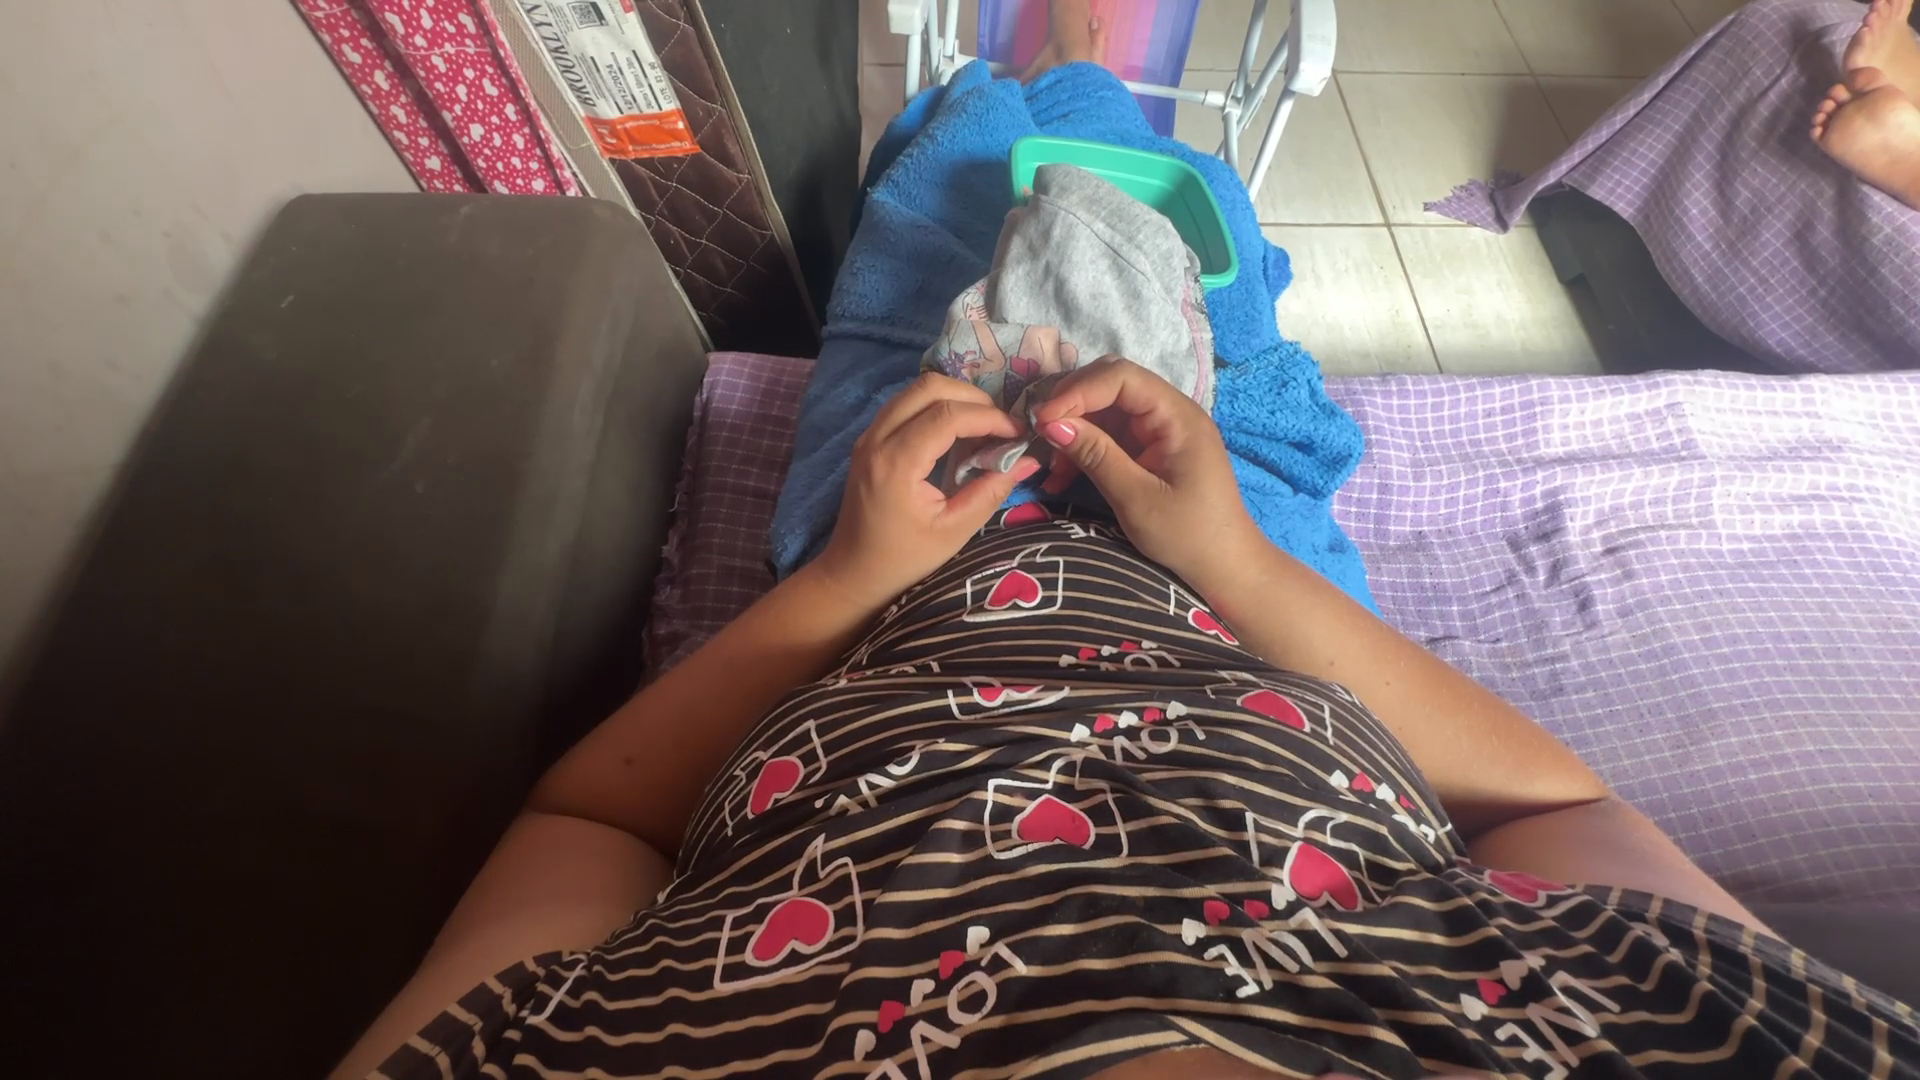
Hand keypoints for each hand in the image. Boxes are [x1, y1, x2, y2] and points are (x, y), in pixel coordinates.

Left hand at [814, 374, 1039, 610]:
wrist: (852, 572)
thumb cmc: (903, 559)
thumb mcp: (953, 531)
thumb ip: (991, 491)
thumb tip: (1029, 461)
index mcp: (896, 463)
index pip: (948, 416)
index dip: (988, 417)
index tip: (1017, 433)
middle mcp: (877, 439)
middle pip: (930, 387)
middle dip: (972, 398)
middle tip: (1000, 425)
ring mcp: (869, 436)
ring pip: (916, 390)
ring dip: (954, 398)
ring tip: (982, 427)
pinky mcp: (870, 440)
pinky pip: (906, 405)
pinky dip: (936, 407)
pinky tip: (957, 433)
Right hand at [1031, 356, 1262, 594]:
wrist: (1223, 567)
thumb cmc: (1187, 535)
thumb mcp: (1136, 498)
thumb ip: (1096, 456)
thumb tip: (1051, 424)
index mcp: (1177, 416)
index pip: (1121, 378)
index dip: (1077, 391)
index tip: (1042, 419)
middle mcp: (1169, 413)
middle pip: (1111, 386)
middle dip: (1071, 406)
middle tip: (1039, 433)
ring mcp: (1158, 431)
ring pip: (1105, 412)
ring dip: (1073, 432)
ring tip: (1049, 465)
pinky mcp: (1149, 450)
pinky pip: (1109, 437)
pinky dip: (1083, 451)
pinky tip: (1060, 477)